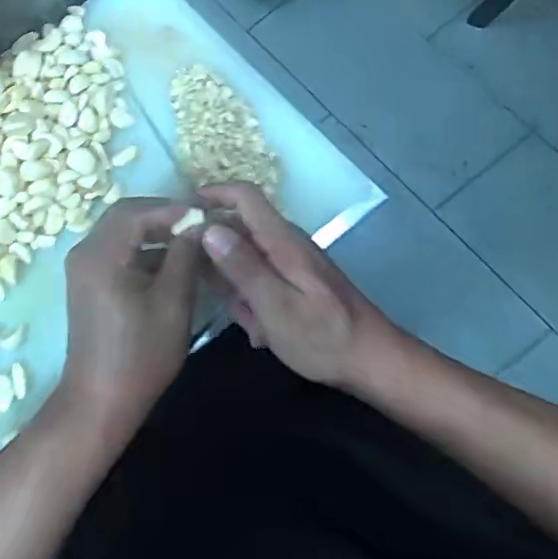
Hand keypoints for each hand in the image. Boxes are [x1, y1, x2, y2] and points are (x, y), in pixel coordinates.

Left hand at [59, 199, 202, 438]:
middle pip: (125, 216)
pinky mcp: (88, 282)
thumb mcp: (172, 302)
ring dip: (155, 233)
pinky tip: (172, 264)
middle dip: (163, 217)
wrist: (100, 400)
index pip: (136, 211)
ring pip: (121, 233)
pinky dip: (143, 251)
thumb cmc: (140, 354)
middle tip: (200, 225)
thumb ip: (184, 255)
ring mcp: (83, 267)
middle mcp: (84, 251)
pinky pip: (116, 252)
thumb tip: (198, 224)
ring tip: (193, 243)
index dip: (173, 208)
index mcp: (100, 253)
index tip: (207, 215)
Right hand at [198, 184, 410, 391]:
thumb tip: (208, 228)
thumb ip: (242, 267)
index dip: (212, 194)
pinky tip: (260, 331)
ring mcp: (291, 263)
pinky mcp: (295, 281)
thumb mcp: (277, 307)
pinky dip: (253, 301)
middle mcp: (286, 244)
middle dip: (217, 258)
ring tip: (248, 324)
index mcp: (282, 241)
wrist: (376, 364)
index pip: (245, 196)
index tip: (181, 212)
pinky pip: (259, 279)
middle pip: (238, 229)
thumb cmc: (326, 338)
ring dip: (236, 287)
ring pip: (245, 259)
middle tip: (209, 293)